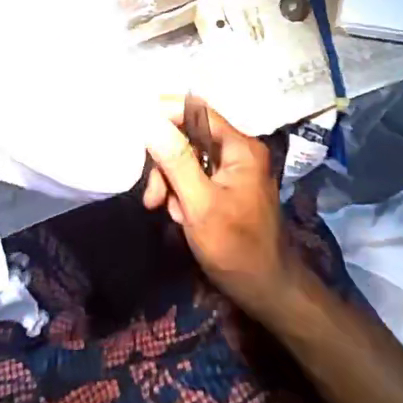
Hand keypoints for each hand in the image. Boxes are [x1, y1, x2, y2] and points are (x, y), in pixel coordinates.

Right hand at [143, 102, 307, 318]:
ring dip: (171, 185)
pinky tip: (182, 218)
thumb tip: (151, 121)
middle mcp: (237, 152)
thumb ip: (176, 161)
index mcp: (240, 148)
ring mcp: (232, 171)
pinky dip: (182, 195)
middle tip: (154, 197)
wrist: (266, 290)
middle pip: (188, 138)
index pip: (196, 112)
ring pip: (186, 161)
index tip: (136, 130)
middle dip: (166, 165)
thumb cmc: (235, 247)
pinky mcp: (225, 189)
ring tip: (171, 214)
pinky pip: (194, 179)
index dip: (165, 116)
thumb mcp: (200, 204)